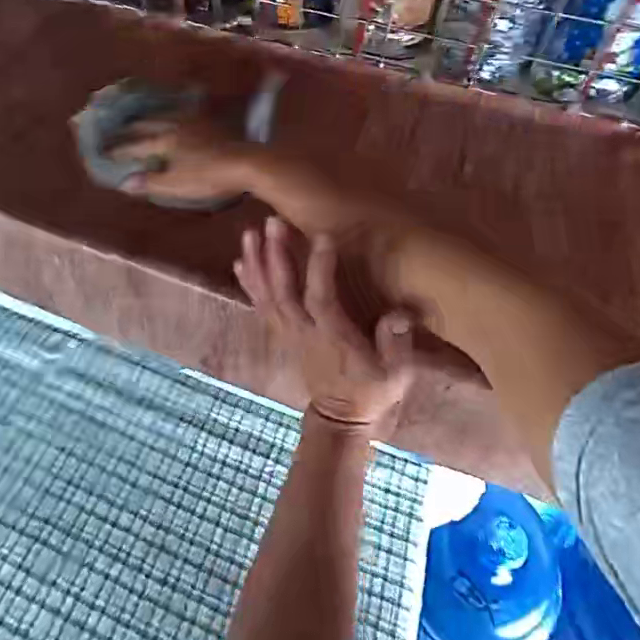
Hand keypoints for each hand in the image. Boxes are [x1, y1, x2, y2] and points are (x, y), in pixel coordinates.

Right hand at [107, 117, 259, 204]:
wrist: (245, 161)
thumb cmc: (208, 177)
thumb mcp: (177, 184)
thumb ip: (151, 182)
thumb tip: (125, 183)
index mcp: (164, 141)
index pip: (134, 145)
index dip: (118, 149)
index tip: (103, 151)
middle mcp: (174, 124)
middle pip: (145, 123)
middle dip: (128, 128)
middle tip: (114, 130)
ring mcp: (192, 119)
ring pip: (163, 113)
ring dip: (147, 115)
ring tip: (137, 117)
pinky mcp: (207, 119)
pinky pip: (181, 109)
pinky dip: (169, 111)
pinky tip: (172, 112)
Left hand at [237, 216, 414, 431]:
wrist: (342, 418)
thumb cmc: (372, 389)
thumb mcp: (395, 374)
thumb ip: (396, 344)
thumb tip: (400, 315)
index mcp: (332, 336)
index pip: (321, 298)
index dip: (319, 268)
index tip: (321, 236)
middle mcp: (303, 331)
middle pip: (283, 290)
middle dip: (276, 255)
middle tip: (272, 222)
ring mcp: (288, 332)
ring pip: (266, 295)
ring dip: (256, 263)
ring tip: (248, 233)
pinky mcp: (280, 333)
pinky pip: (260, 305)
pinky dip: (248, 283)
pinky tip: (239, 261)